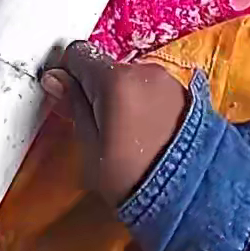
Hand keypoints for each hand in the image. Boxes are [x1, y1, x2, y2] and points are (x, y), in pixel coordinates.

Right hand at [41, 41, 190, 206]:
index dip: (68, 74)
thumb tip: (54, 79)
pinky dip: (144, 103)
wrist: (195, 197)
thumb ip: (72, 106)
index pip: (78, 53)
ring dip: (122, 97)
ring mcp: (166, 78)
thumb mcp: (91, 148)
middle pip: (105, 67)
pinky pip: (151, 89)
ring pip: (129, 79)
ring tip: (128, 135)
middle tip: (100, 127)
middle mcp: (142, 70)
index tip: (68, 98)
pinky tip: (148, 133)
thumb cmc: (133, 178)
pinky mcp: (184, 91)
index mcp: (114, 80)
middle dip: (96, 90)